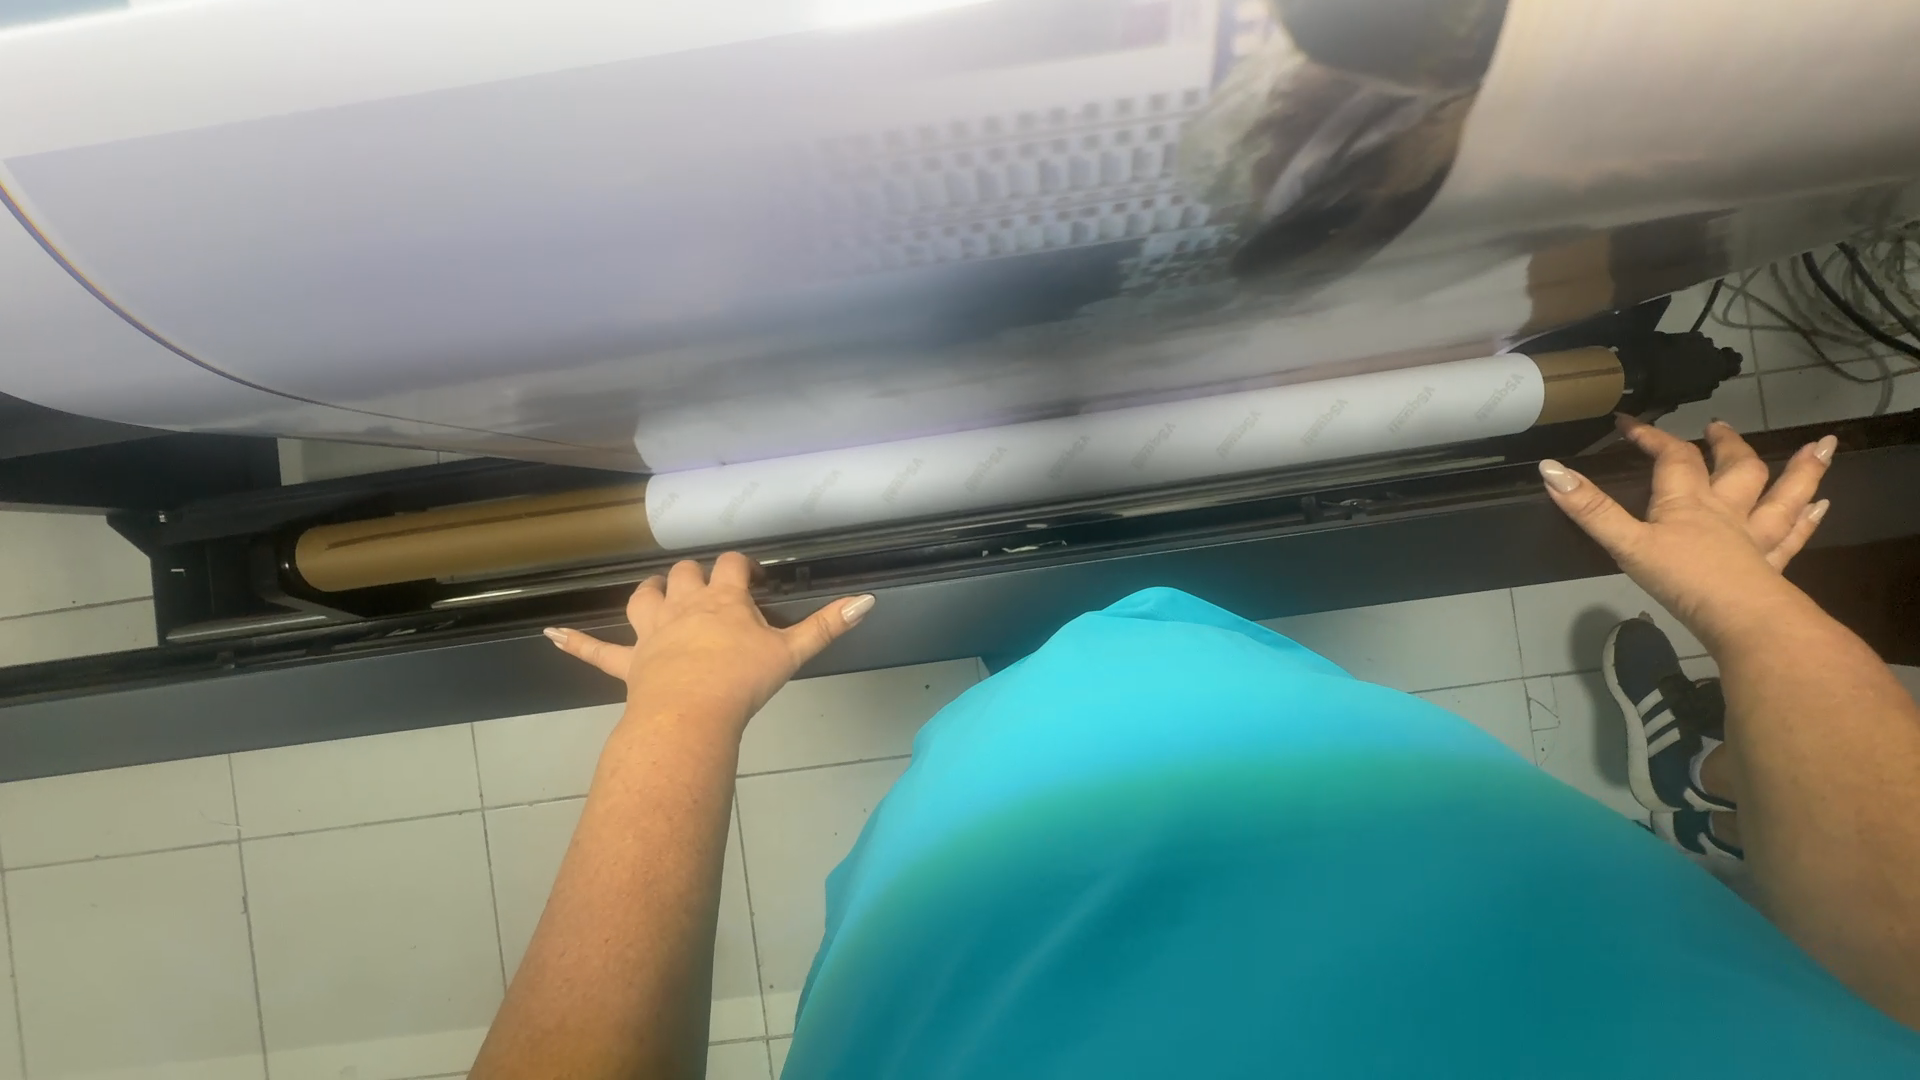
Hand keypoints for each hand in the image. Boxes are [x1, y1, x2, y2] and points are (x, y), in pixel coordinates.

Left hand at [543, 553, 873, 728]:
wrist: (692, 714)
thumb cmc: (742, 680)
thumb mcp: (793, 651)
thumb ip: (828, 625)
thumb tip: (867, 599)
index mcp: (723, 601)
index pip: (731, 566)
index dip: (741, 566)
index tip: (752, 578)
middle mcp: (684, 607)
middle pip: (685, 574)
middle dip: (696, 575)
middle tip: (712, 589)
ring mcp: (652, 633)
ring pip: (643, 599)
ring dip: (650, 594)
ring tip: (658, 595)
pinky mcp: (627, 663)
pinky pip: (595, 650)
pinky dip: (573, 643)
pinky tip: (549, 636)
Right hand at [1539, 416, 1834, 643]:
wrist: (1741, 618)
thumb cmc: (1681, 577)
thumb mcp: (1623, 541)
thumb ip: (1588, 507)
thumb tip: (1550, 469)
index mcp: (1687, 503)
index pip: (1672, 458)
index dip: (1651, 436)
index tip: (1629, 423)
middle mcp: (1726, 511)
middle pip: (1734, 468)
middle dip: (1724, 445)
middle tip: (1717, 427)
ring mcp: (1754, 536)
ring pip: (1781, 494)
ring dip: (1800, 470)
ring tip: (1818, 447)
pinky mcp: (1771, 562)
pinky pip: (1794, 535)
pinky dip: (1809, 517)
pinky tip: (1822, 505)